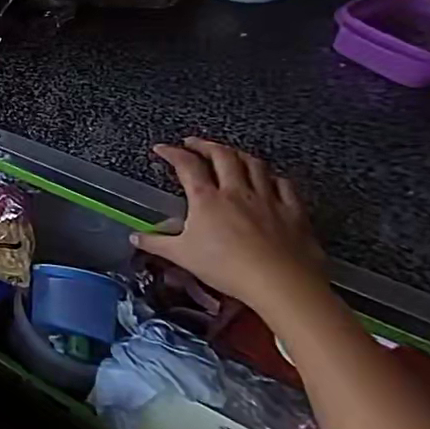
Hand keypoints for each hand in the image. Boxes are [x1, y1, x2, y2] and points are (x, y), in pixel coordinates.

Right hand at [131, 138, 330, 322]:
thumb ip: (156, 243)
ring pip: (254, 165)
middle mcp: (237, 192)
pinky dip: (271, 176)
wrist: (282, 285)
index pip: (187, 165)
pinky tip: (267, 178)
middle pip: (223, 156)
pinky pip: (284, 185)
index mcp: (207, 199)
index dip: (172, 152)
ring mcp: (269, 200)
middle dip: (205, 145)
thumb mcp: (181, 256)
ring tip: (228, 153)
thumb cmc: (226, 268)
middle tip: (194, 143)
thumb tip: (135, 237)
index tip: (162, 149)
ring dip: (238, 154)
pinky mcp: (294, 213)